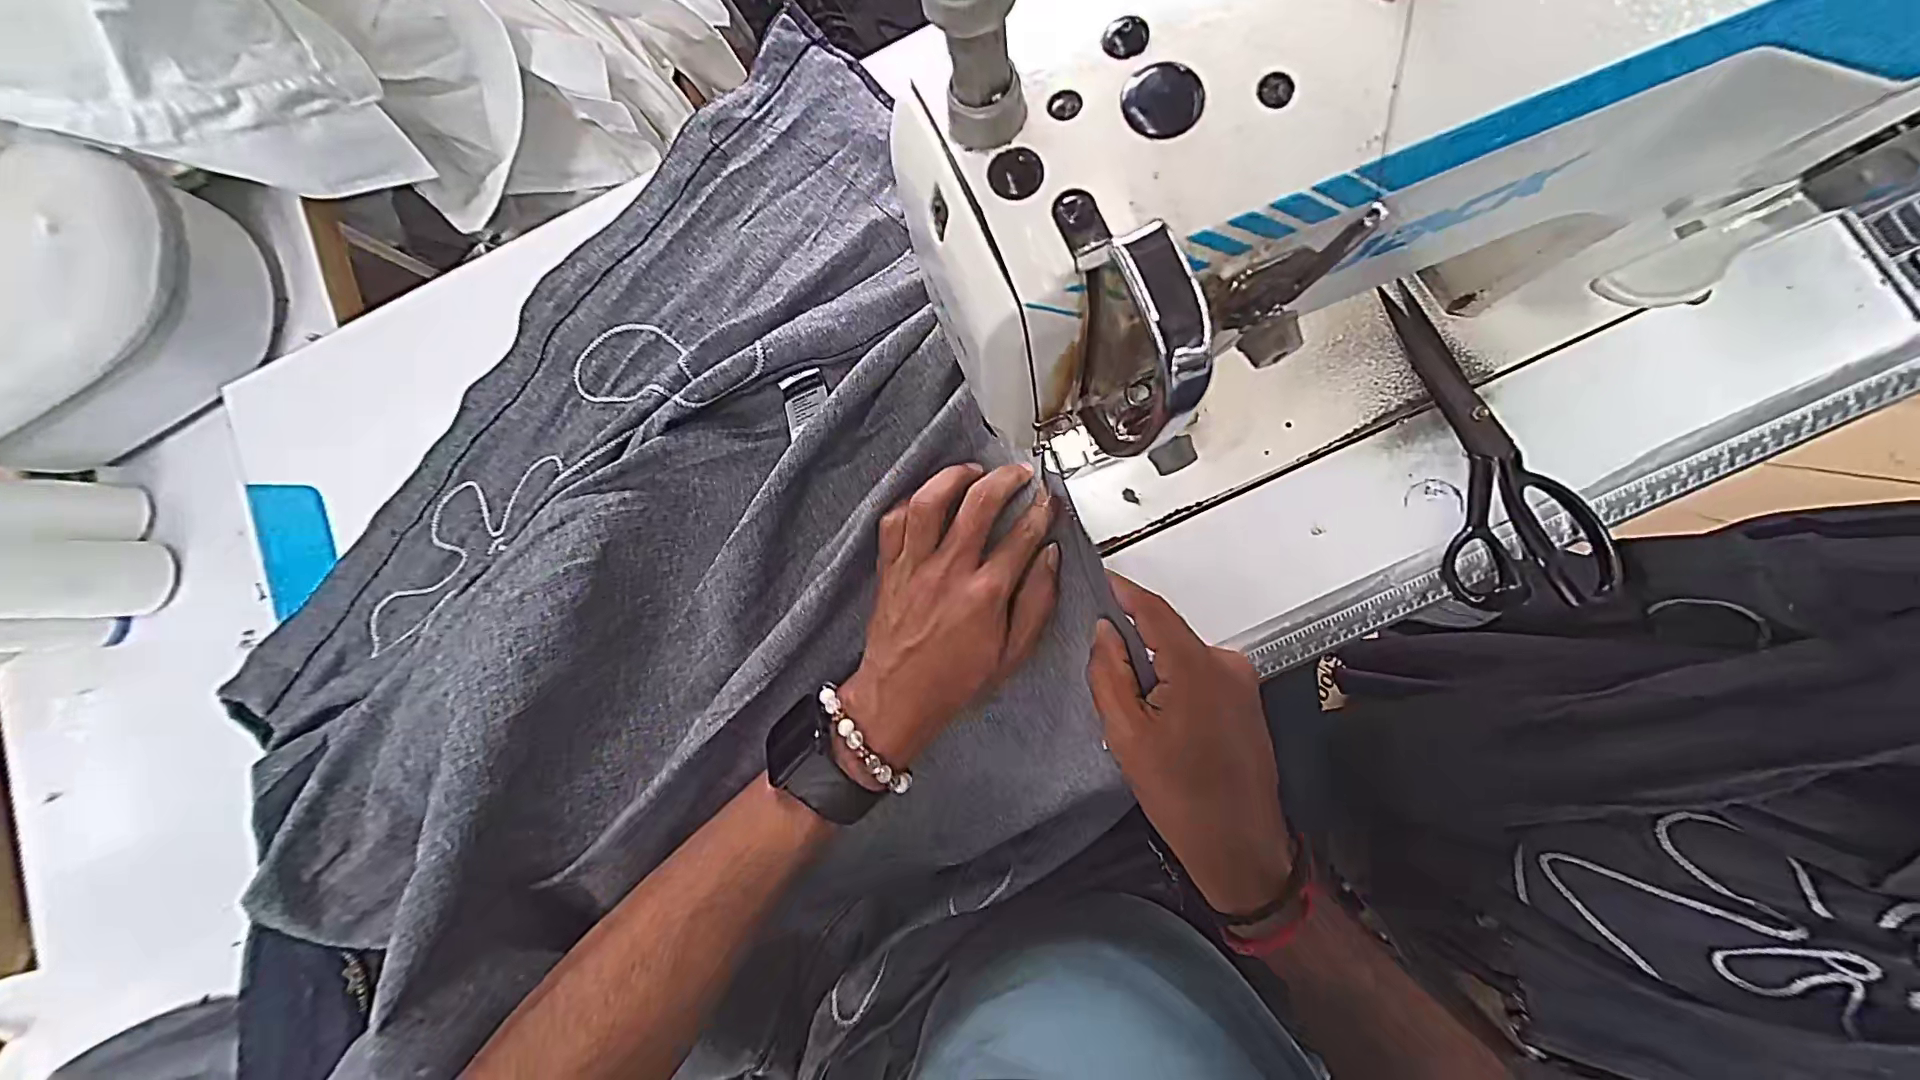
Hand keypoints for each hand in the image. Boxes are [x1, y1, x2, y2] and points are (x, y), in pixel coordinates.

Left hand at [838, 463, 1058, 779]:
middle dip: (1006, 479)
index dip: (1041, 511)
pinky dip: (910, 502)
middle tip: (1019, 474)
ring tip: (973, 471)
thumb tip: (1050, 559)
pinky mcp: (889, 569)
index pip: (1022, 535)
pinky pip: (893, 522)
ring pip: (930, 502)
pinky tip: (928, 499)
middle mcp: (949, 572)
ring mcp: (915, 567)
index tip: (1048, 501)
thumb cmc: (953, 681)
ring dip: (954, 477)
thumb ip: (1037, 602)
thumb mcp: (1012, 654)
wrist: (897, 697)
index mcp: (985, 594)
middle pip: (979, 504)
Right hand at [1087, 573, 1292, 914]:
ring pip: (1182, 657)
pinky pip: (1200, 674)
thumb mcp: (1126, 734)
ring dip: (1156, 672)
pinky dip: (1176, 685)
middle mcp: (1227, 666)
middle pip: (1166, 635)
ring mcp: (1241, 682)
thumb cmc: (1186, 798)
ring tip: (1143, 720)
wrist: (1238, 846)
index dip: (1124, 591)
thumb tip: (1104, 633)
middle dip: (1135, 649)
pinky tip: (1167, 726)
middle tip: (1111, 683)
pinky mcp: (1246, 699)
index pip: (1153, 610)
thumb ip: (1109, 673)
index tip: (1102, 579)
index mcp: (1196, 668)